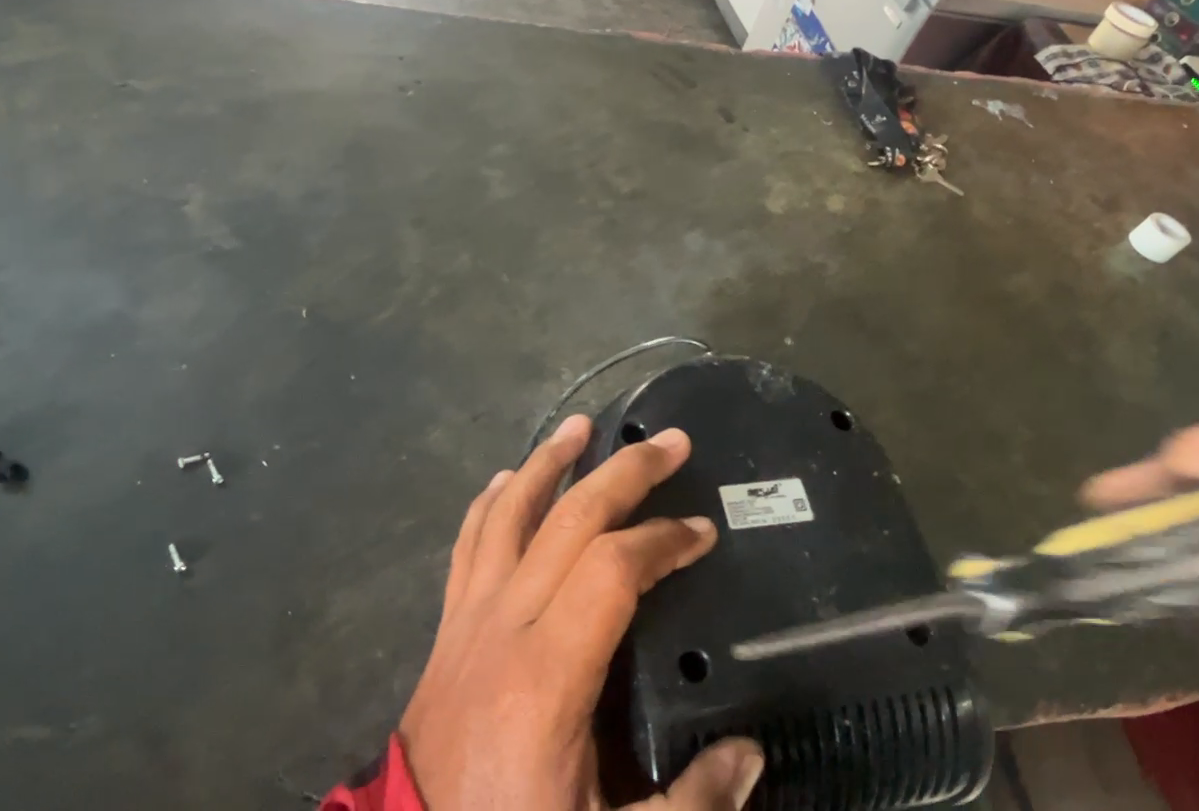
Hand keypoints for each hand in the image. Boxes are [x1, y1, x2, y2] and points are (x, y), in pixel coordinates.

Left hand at [399, 415, 764, 810]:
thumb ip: (689, 804)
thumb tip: (750, 756)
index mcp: (549, 675)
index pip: (611, 570)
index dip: (662, 540)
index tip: (701, 532)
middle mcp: (505, 626)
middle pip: (567, 522)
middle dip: (624, 475)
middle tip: (668, 442)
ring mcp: (469, 619)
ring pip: (509, 516)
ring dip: (547, 464)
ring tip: (580, 426)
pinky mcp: (449, 627)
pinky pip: (468, 545)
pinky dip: (491, 503)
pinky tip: (505, 479)